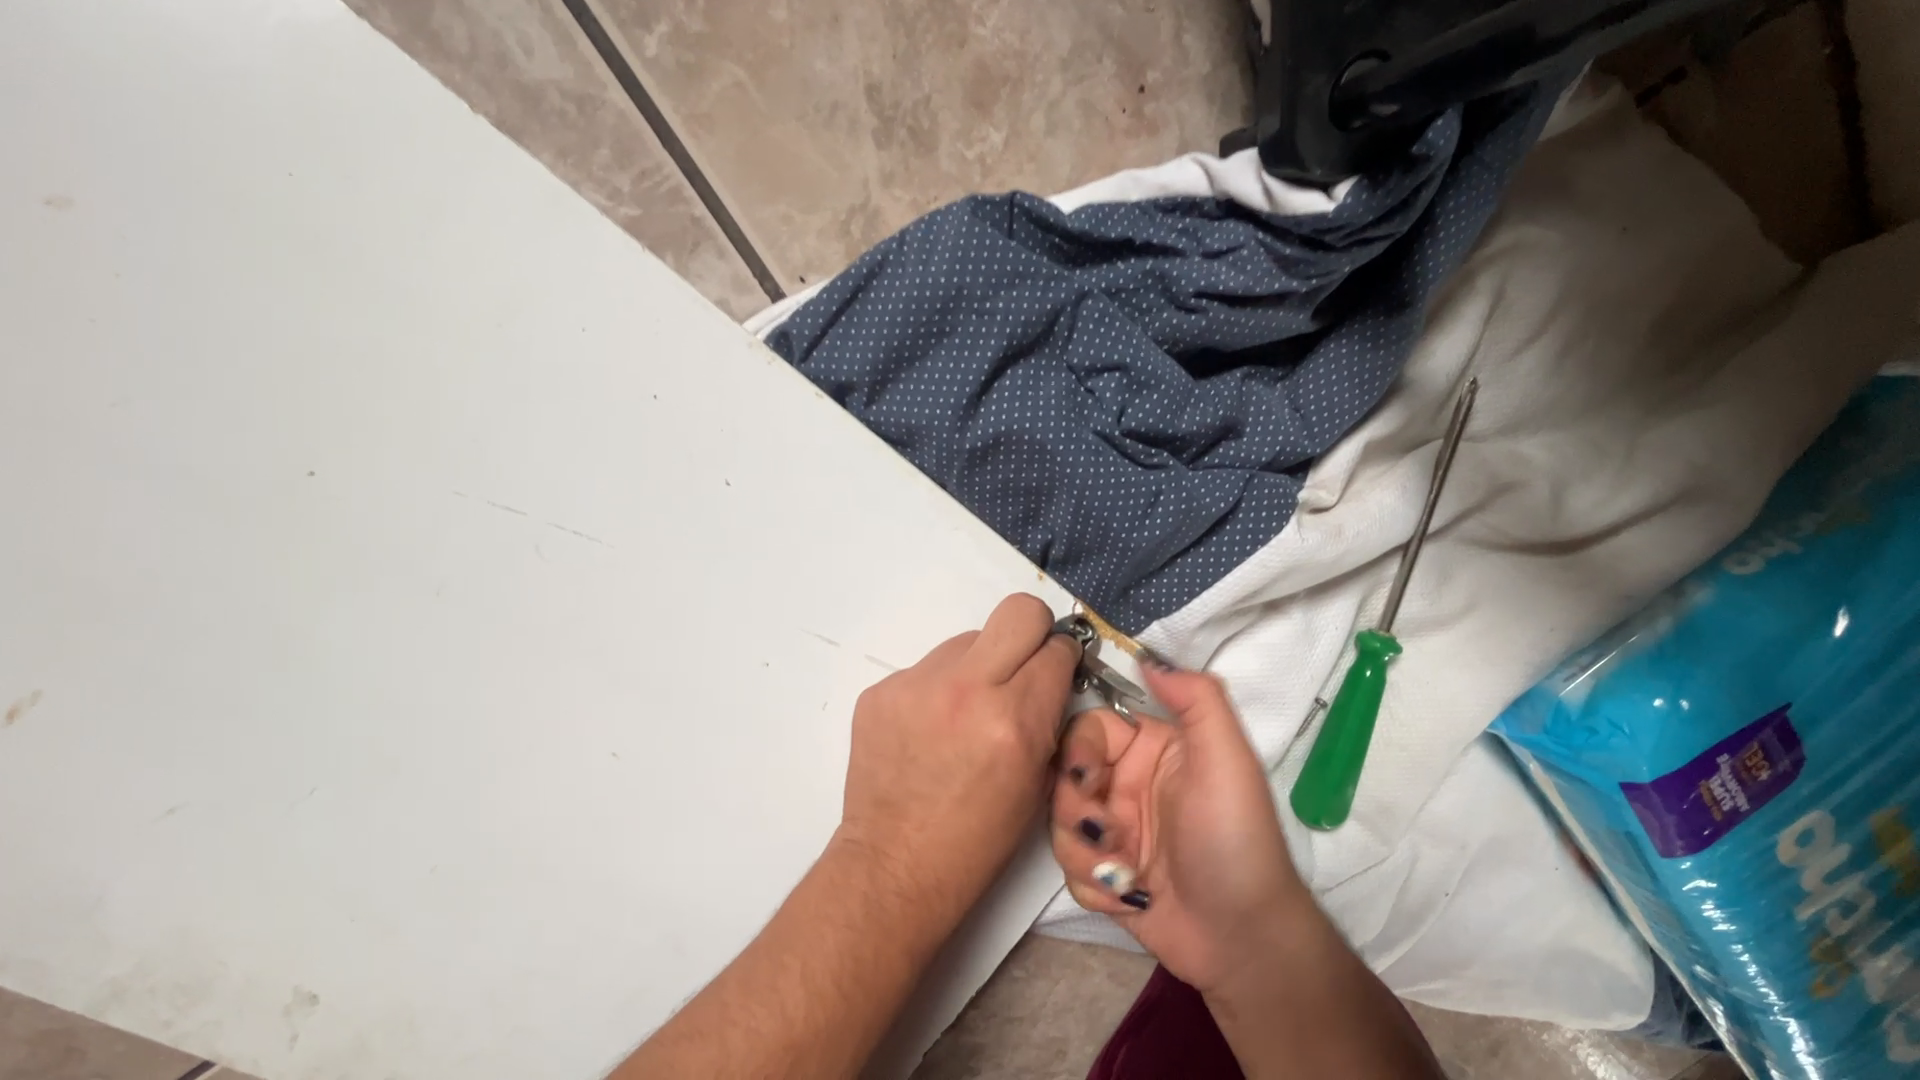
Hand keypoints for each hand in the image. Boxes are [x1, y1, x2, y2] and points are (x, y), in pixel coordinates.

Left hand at [834, 594, 1081, 924]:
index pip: (1056, 649)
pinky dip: (937, 689)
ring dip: (977, 665)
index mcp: (1014, 720)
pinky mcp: (879, 690)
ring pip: (967, 640)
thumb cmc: (978, 840)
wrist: (895, 865)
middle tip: (1021, 666)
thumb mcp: (1037, 782)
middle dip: (1031, 632)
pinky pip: (925, 669)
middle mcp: (966, 690)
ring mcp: (915, 685)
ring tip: (964, 714)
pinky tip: (929, 731)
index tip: (1055, 671)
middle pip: (1017, 611)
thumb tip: (1049, 674)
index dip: (1062, 660)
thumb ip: (1046, 718)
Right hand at [1049, 664, 1314, 993]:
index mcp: (1152, 750)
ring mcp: (1114, 832)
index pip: (1089, 727)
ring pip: (1060, 825)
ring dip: (1087, 853)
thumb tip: (1147, 656)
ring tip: (1126, 875)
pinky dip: (1095, 884)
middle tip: (1105, 834)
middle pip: (1064, 777)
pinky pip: (1069, 868)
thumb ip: (1195, 698)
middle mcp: (1127, 784)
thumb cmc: (1234, 838)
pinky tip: (1130, 897)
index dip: (1078, 750)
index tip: (1089, 778)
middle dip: (1075, 809)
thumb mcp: (1228, 758)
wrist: (1242, 938)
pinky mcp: (1104, 875)